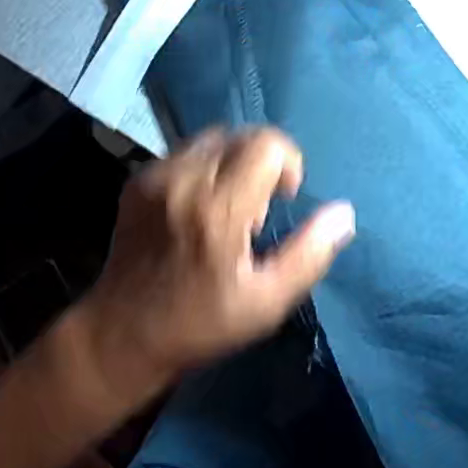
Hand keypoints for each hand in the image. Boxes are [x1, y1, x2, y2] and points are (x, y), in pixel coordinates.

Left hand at [71, 127, 355, 407]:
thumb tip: (343, 213)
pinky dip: (202, 168)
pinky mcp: (137, 180)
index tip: (282, 199)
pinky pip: (182, 153)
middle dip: (260, 162)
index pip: (266, 144)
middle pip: (240, 135)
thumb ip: (309, 254)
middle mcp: (183, 180)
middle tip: (254, 210)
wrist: (123, 332)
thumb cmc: (201, 324)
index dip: (287, 163)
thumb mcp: (266, 302)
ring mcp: (155, 176)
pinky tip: (197, 207)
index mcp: (218, 209)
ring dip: (231, 162)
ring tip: (226, 207)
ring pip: (210, 140)